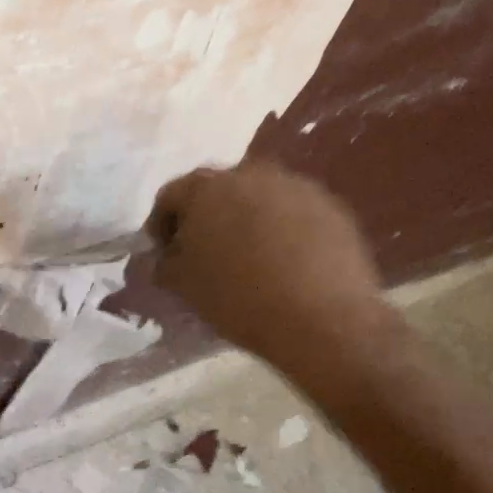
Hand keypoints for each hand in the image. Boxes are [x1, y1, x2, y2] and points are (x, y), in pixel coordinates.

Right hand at [142, 159, 398, 382]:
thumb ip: (165, 263)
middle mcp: (248, 173)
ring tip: (251, 257)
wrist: (323, 319)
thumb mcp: (184, 286)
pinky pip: (294, 212)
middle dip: (207, 217)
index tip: (165, 253)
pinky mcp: (330, 206)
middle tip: (206, 252)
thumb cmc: (239, 298)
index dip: (162, 225)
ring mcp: (294, 186)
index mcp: (204, 188)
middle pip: (216, 190)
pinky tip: (288, 262)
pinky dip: (284, 229)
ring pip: (258, 198)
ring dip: (248, 220)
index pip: (170, 196)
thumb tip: (165, 258)